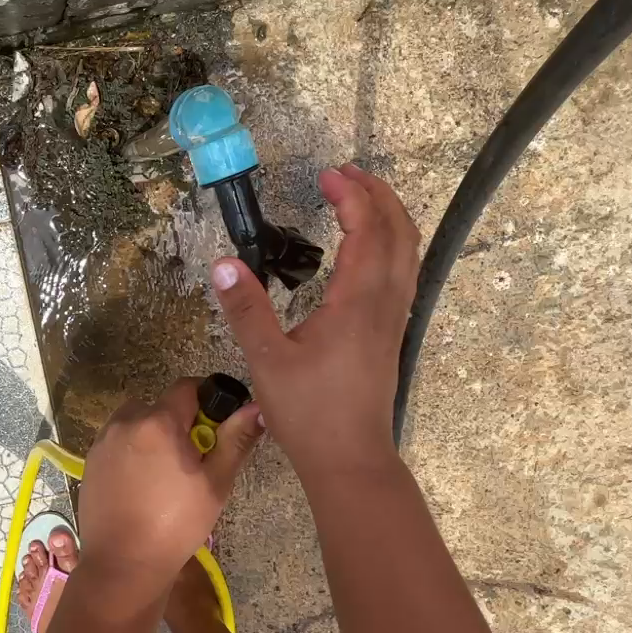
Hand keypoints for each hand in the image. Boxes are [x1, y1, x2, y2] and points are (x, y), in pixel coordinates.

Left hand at [73, 378, 262, 601]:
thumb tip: (256, 408)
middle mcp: (125, 422)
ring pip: (136, 421)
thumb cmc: (176, 524)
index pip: (187, 388)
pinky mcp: (90, 461)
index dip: (206, 400)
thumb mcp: (215, 483)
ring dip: (153, 434)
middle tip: (192, 459)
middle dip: (178, 422)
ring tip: (165, 473)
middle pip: (159, 405)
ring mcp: (103, 441)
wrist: (124, 563)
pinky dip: (133, 451)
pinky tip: (142, 484)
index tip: (216, 426)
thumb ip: (235, 440)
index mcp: (158, 422)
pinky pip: (118, 442)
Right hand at [212, 164, 417, 468]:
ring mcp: (394, 319)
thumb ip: (246, 309)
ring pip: (408, 252)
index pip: (367, 230)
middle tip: (347, 174)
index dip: (352, 196)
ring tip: (361, 200)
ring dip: (389, 217)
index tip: (327, 174)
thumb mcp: (267, 360)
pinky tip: (368, 251)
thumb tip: (223, 264)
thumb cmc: (309, 412)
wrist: (350, 459)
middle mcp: (386, 302)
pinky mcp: (391, 334)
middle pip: (400, 232)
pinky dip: (391, 244)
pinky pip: (403, 272)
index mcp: (359, 302)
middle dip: (378, 195)